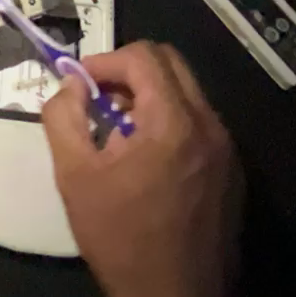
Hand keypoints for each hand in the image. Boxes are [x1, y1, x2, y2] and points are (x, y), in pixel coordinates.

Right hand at [43, 42, 242, 296]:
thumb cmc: (122, 239)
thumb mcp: (74, 176)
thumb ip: (63, 117)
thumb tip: (71, 84)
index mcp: (174, 123)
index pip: (143, 57)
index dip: (105, 60)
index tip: (80, 83)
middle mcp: (209, 126)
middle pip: (170, 63)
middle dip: (128, 70)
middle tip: (99, 97)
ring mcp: (226, 149)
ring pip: (186, 90)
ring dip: (148, 94)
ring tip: (118, 128)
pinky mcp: (232, 170)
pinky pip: (199, 120)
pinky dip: (169, 118)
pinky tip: (145, 155)